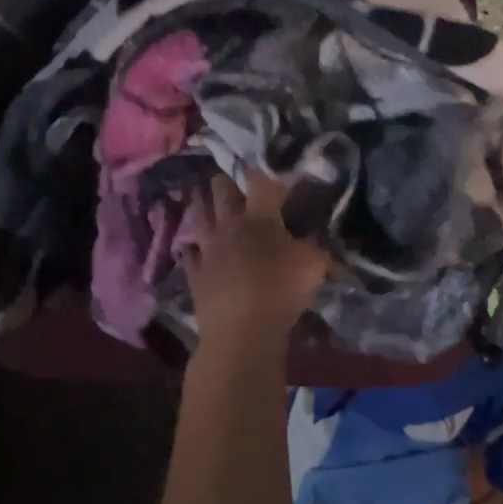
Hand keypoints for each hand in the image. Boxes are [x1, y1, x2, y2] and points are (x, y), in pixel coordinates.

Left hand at [181, 170, 329, 350]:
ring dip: (202, 204)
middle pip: (221, 189)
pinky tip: (193, 246)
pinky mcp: (194, 273)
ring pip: (198, 214)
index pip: (260, 180)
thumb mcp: (314, 265)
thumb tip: (314, 239)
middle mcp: (230, 225)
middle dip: (228, 180)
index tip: (274, 170)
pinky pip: (187, 252)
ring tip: (206, 198)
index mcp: (260, 217)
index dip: (267, 170)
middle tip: (235, 182)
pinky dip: (191, 247)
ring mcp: (207, 248)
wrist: (242, 334)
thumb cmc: (281, 292)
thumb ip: (315, 246)